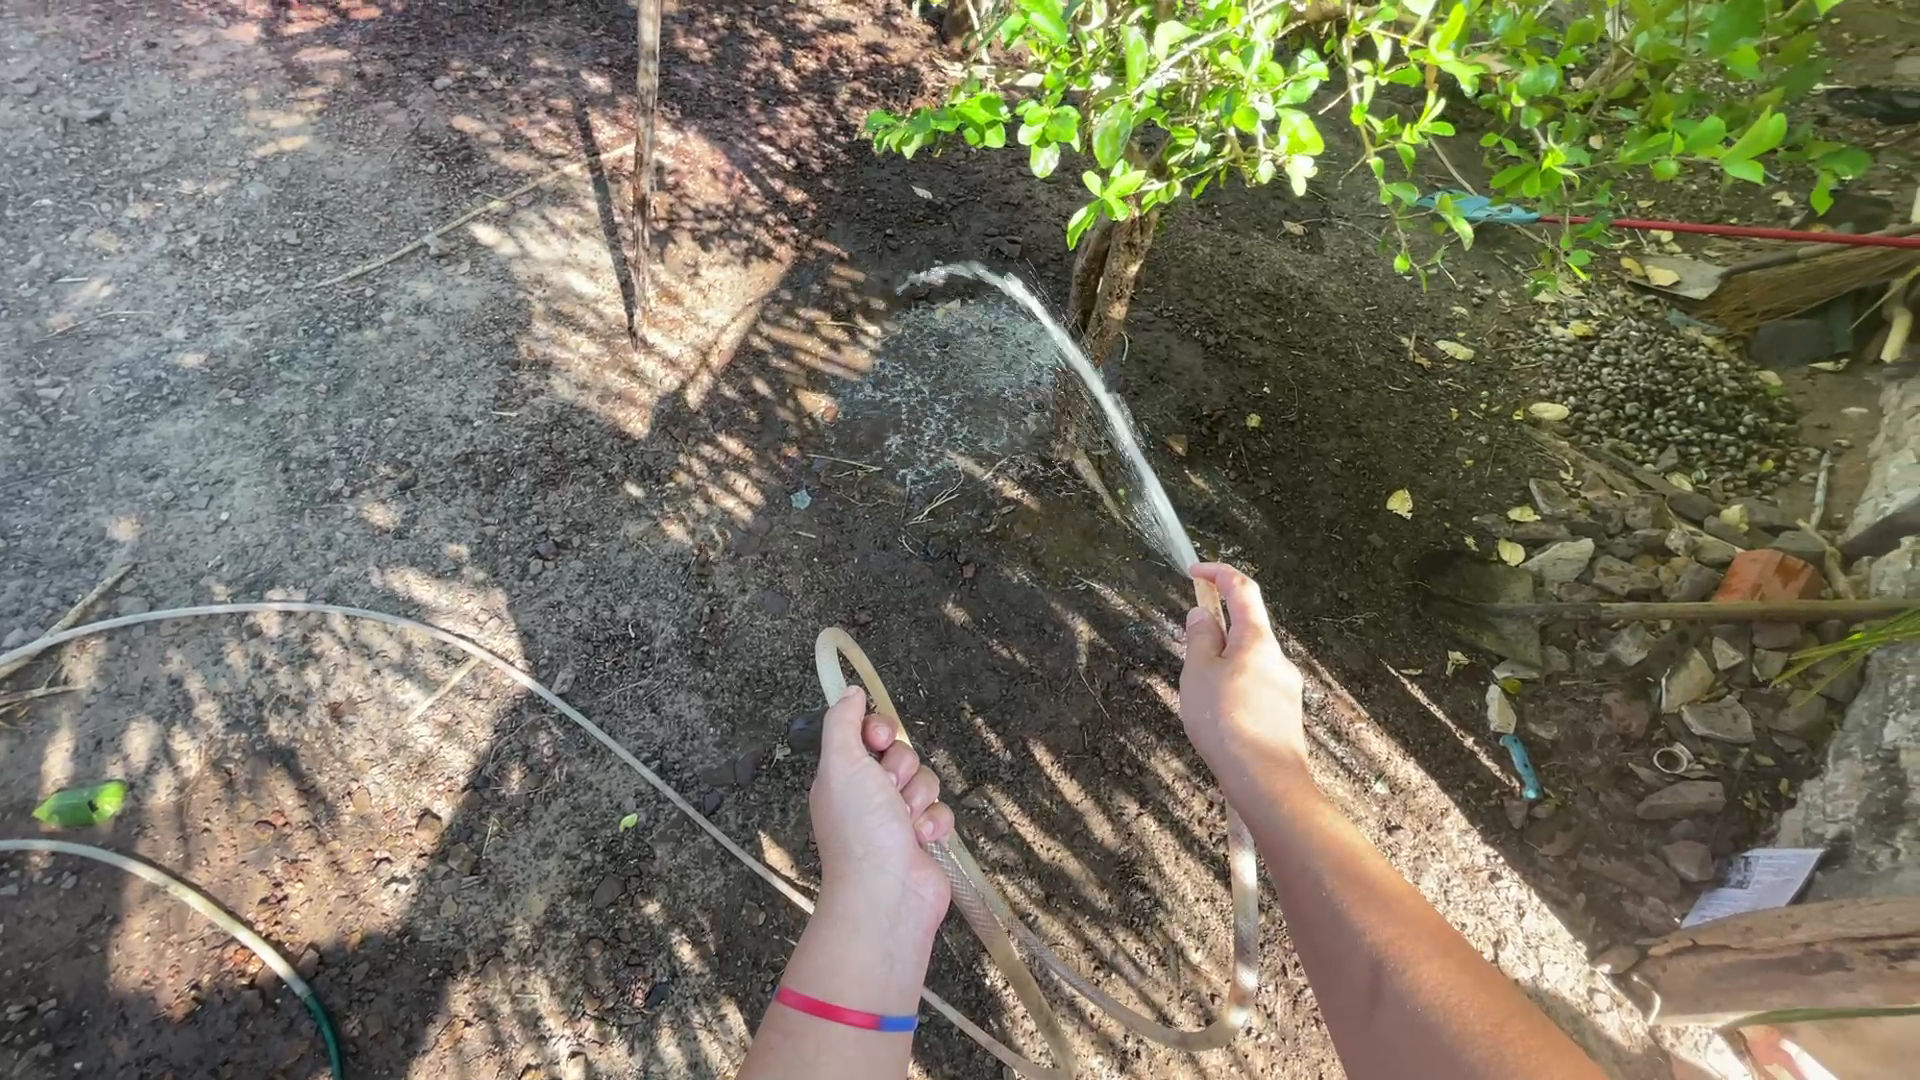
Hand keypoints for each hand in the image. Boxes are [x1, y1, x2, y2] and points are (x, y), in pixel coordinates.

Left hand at [809, 687, 955, 936]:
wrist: (886, 895)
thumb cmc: (859, 829)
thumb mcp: (841, 764)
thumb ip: (842, 722)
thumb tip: (850, 692)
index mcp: (842, 776)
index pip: (867, 732)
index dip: (879, 730)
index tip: (879, 739)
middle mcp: (867, 795)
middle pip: (900, 753)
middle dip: (902, 768)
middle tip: (888, 790)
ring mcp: (896, 819)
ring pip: (924, 780)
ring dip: (919, 797)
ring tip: (905, 822)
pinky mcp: (923, 839)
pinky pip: (940, 810)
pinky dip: (934, 822)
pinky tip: (921, 840)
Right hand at [1180, 563, 1307, 775]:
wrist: (1265, 781)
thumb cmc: (1225, 721)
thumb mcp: (1199, 674)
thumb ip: (1200, 639)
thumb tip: (1202, 615)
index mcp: (1257, 640)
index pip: (1242, 589)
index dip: (1219, 573)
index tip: (1195, 571)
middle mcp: (1277, 658)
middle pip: (1247, 627)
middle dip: (1216, 631)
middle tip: (1189, 656)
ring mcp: (1285, 687)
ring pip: (1249, 661)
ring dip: (1223, 664)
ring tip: (1200, 697)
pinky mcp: (1284, 714)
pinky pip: (1254, 686)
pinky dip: (1232, 687)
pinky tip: (1218, 717)